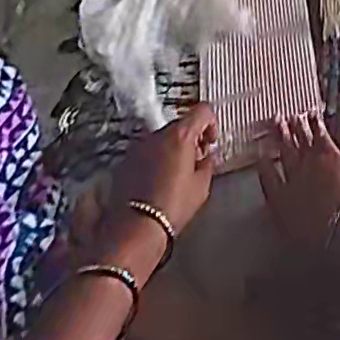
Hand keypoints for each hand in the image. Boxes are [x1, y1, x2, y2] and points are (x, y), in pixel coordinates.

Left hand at [113, 103, 218, 234]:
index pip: (202, 110)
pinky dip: (156, 158)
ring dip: (173, 148)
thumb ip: (208, 164)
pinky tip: (159, 180)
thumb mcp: (201, 186)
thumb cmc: (171, 207)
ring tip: (176, 173)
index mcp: (181, 135)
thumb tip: (207, 158)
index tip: (211, 141)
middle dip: (192, 138)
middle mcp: (159, 134)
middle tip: (196, 160)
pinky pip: (148, 150)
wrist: (136, 228)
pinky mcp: (127, 159)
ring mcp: (140, 145)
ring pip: (164, 137)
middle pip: (182, 124)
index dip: (211, 123)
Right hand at [256, 111, 339, 246]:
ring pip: (299, 138)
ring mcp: (310, 160)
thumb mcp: (291, 243)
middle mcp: (291, 175)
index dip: (263, 163)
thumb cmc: (319, 242)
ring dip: (294, 126)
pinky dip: (315, 123)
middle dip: (278, 135)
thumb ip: (277, 234)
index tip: (260, 153)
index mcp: (279, 199)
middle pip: (283, 151)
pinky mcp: (328, 153)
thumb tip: (262, 251)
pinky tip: (312, 114)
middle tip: (274, 120)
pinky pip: (319, 133)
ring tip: (289, 115)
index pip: (267, 176)